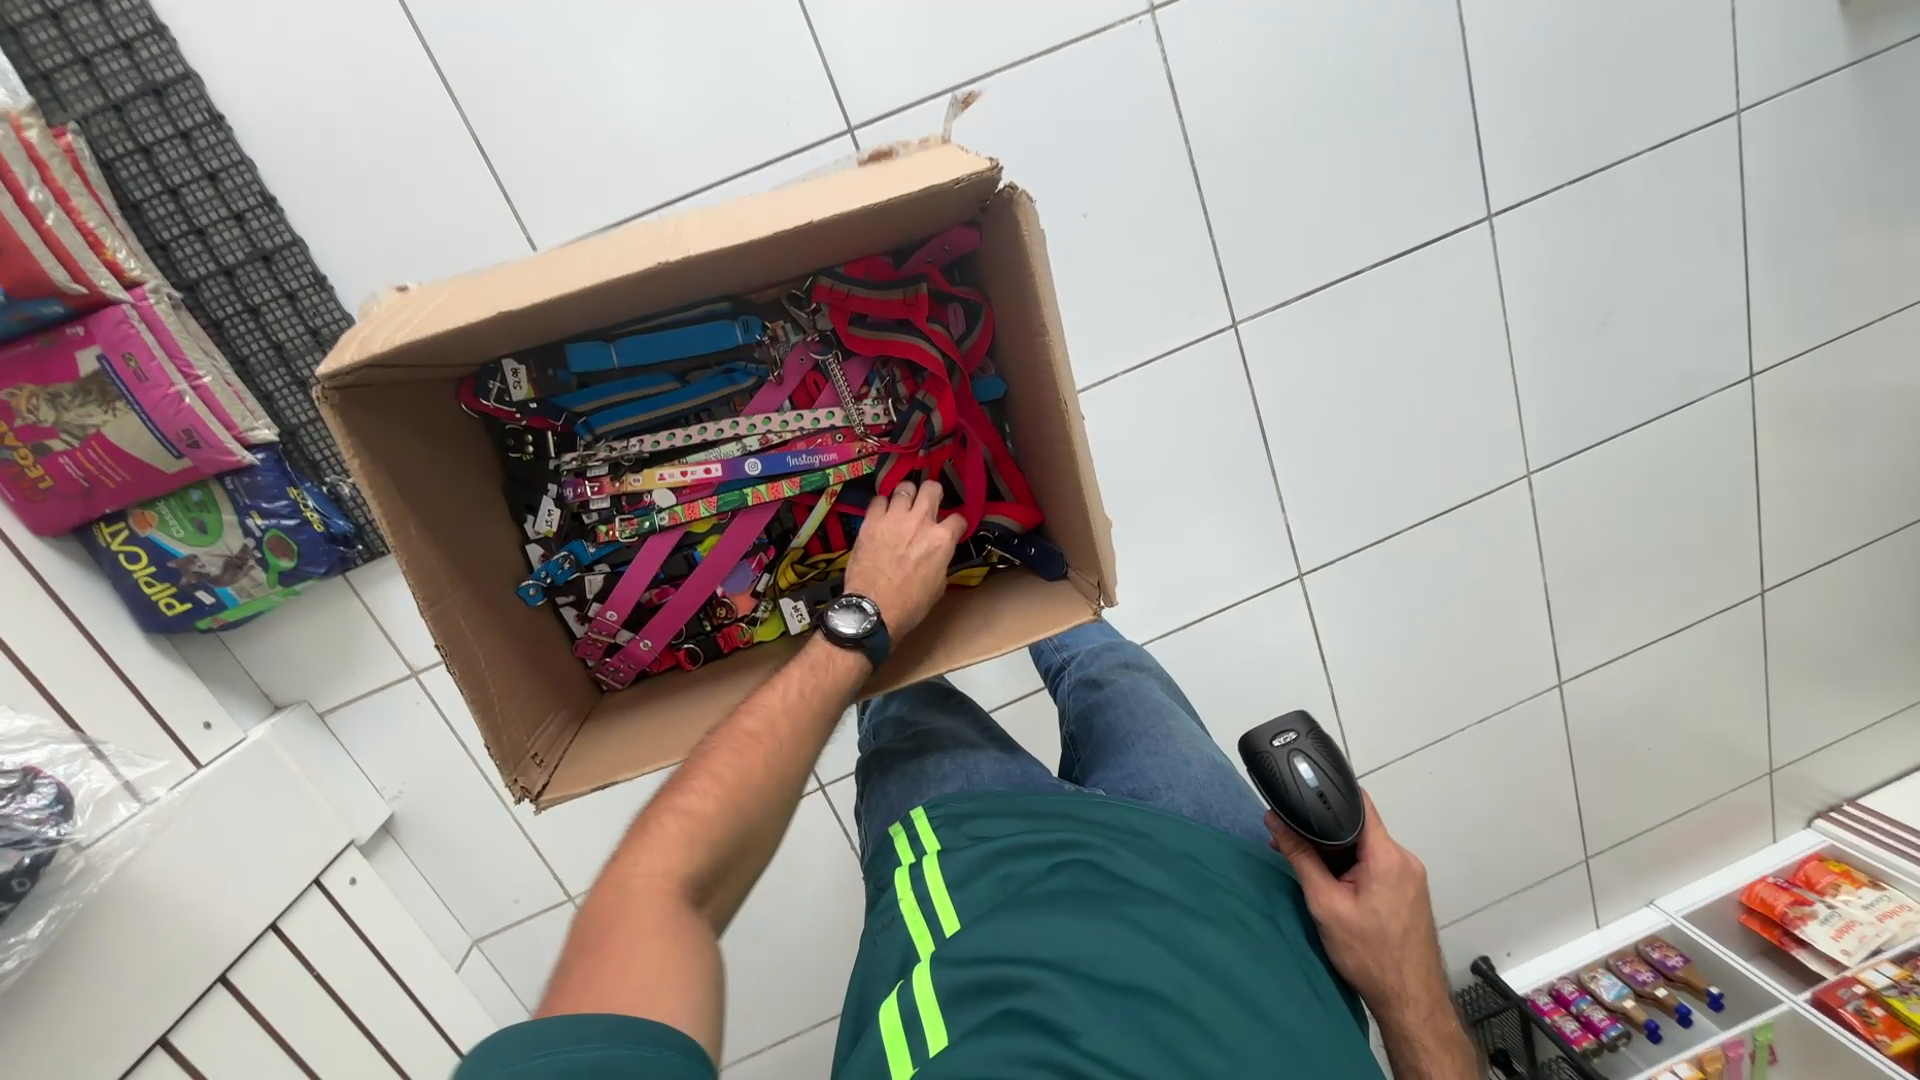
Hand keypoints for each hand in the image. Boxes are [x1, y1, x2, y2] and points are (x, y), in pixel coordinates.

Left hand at [844, 480, 968, 639]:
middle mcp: (921, 521)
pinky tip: (881, 514)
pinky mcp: (871, 521)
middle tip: (927, 502)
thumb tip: (938, 555)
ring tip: (902, 505)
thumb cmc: (909, 605)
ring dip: (906, 495)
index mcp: (942, 540)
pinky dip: (882, 505)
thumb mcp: (938, 586)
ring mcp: (894, 518)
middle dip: (933, 492)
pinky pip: (879, 499)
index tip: (952, 528)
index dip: (956, 524)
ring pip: (904, 487)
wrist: (873, 609)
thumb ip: (941, 561)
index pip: (958, 519)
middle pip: (932, 488)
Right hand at [1266, 792, 1447, 1009]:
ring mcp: (1410, 876)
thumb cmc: (1367, 953)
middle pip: (1358, 828)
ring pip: (1365, 848)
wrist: (1409, 1001)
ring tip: (1304, 863)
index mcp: (1388, 855)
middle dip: (1323, 831)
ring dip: (1336, 852)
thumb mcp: (1324, 902)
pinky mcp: (1409, 891)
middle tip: (1289, 839)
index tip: (1300, 790)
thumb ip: (1300, 856)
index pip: (1359, 804)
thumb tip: (1275, 821)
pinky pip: (1375, 865)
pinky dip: (1352, 867)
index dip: (1328, 793)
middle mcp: (1405, 859)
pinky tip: (1331, 882)